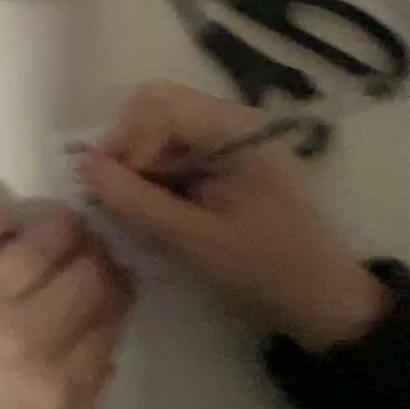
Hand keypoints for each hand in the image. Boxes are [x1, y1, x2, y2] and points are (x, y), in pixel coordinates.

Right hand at [78, 81, 388, 352]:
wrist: (327, 305)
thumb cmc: (267, 270)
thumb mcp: (196, 240)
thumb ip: (137, 201)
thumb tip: (82, 167)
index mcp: (237, 131)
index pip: (161, 106)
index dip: (127, 141)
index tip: (108, 186)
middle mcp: (233, 119)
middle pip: (156, 103)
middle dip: (127, 143)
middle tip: (116, 188)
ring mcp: (229, 135)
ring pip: (159, 120)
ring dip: (137, 155)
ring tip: (133, 200)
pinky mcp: (224, 155)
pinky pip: (173, 142)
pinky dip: (152, 165)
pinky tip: (152, 200)